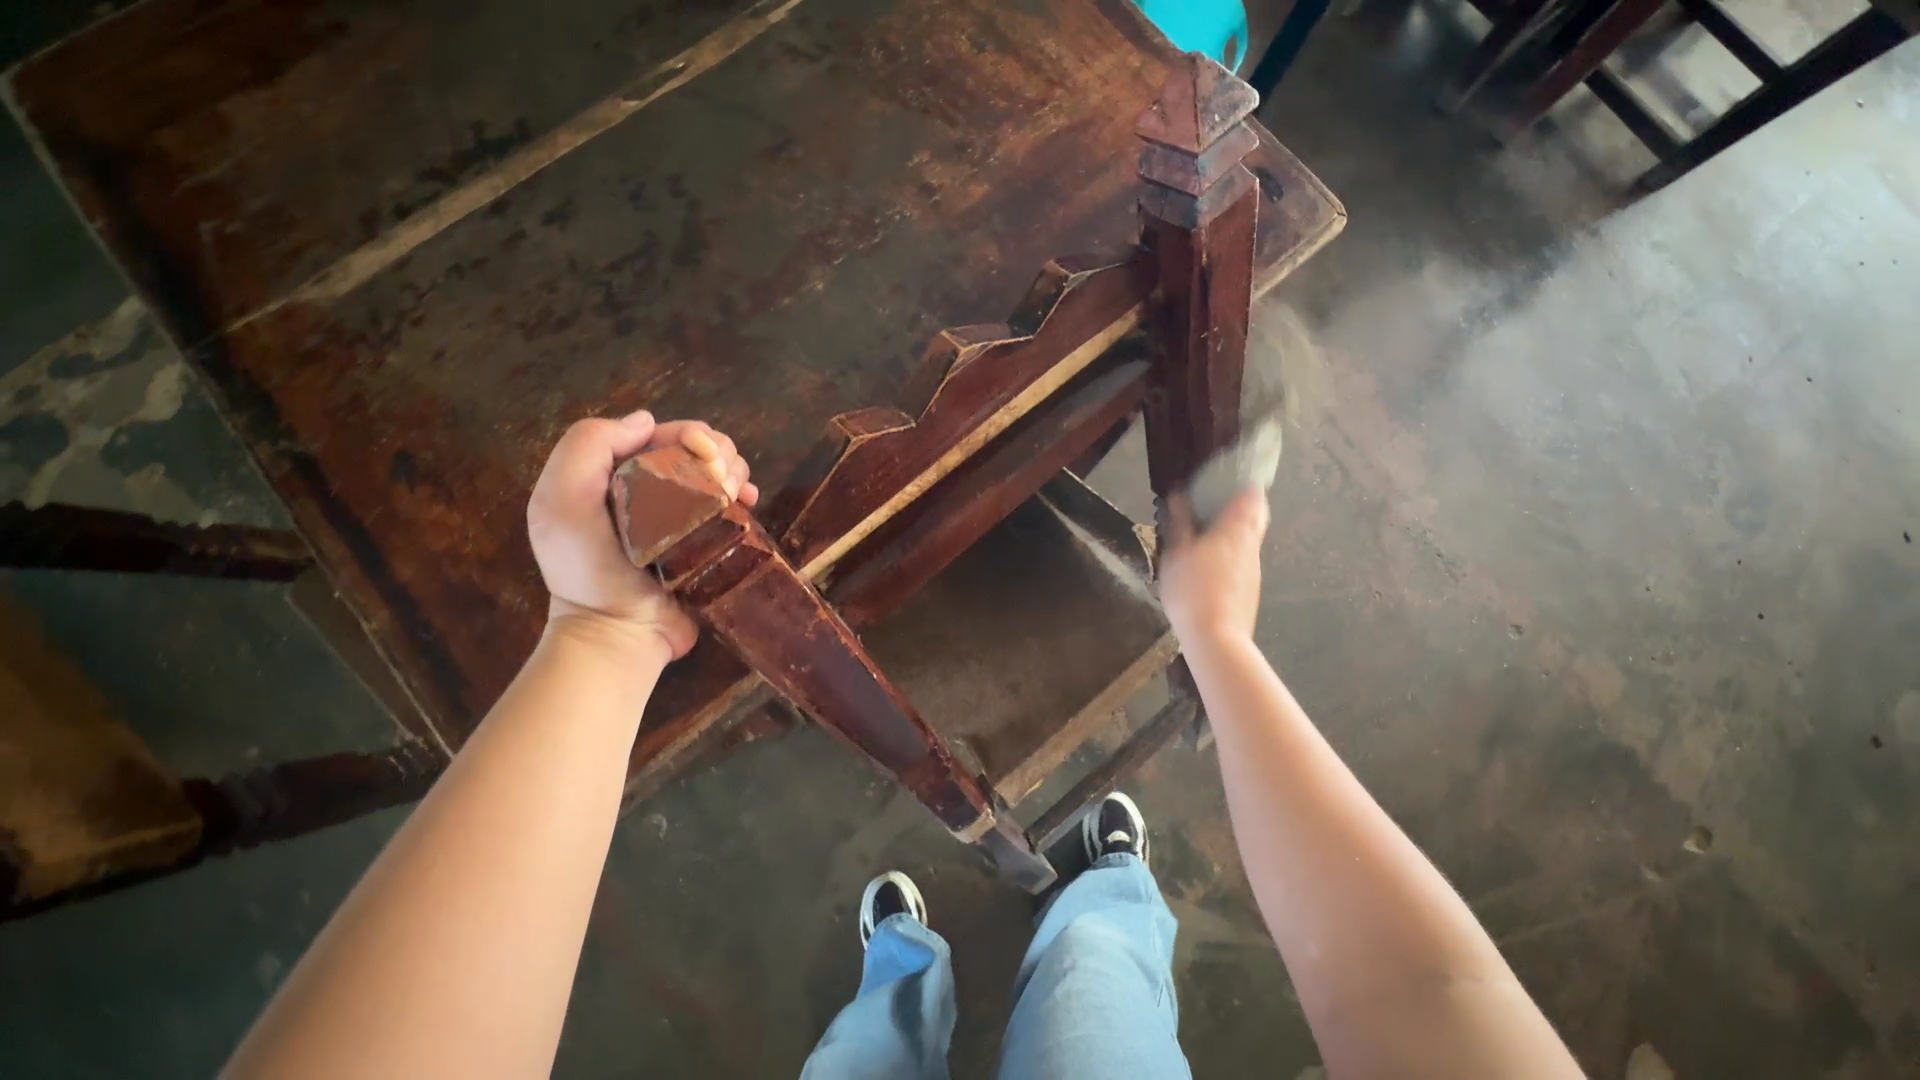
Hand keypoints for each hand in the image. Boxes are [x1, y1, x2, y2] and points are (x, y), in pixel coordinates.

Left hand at [527, 411, 757, 660]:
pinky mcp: (707, 543)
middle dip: (717, 452)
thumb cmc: (586, 570)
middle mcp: (649, 491)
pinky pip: (731, 508)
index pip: (657, 436)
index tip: (705, 451)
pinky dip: (744, 495)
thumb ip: (588, 448)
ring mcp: (681, 518)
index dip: (687, 434)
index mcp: (614, 476)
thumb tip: (646, 420)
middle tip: (724, 477)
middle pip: (694, 451)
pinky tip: (749, 502)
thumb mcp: (563, 501)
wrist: (618, 634)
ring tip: (737, 493)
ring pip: (717, 473)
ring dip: (734, 471)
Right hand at [1158, 488, 1269, 649]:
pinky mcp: (1251, 588)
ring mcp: (1254, 568)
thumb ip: (1179, 524)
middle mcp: (1251, 545)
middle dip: (1241, 506)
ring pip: (1250, 539)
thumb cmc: (1191, 590)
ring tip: (1207, 534)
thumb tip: (1179, 497)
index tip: (1226, 481)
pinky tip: (1210, 565)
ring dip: (1235, 531)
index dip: (1243, 484)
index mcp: (1234, 529)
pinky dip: (1233, 553)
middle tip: (1216, 505)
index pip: (1252, 495)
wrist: (1216, 638)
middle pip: (1256, 515)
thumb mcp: (1175, 555)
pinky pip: (1244, 559)